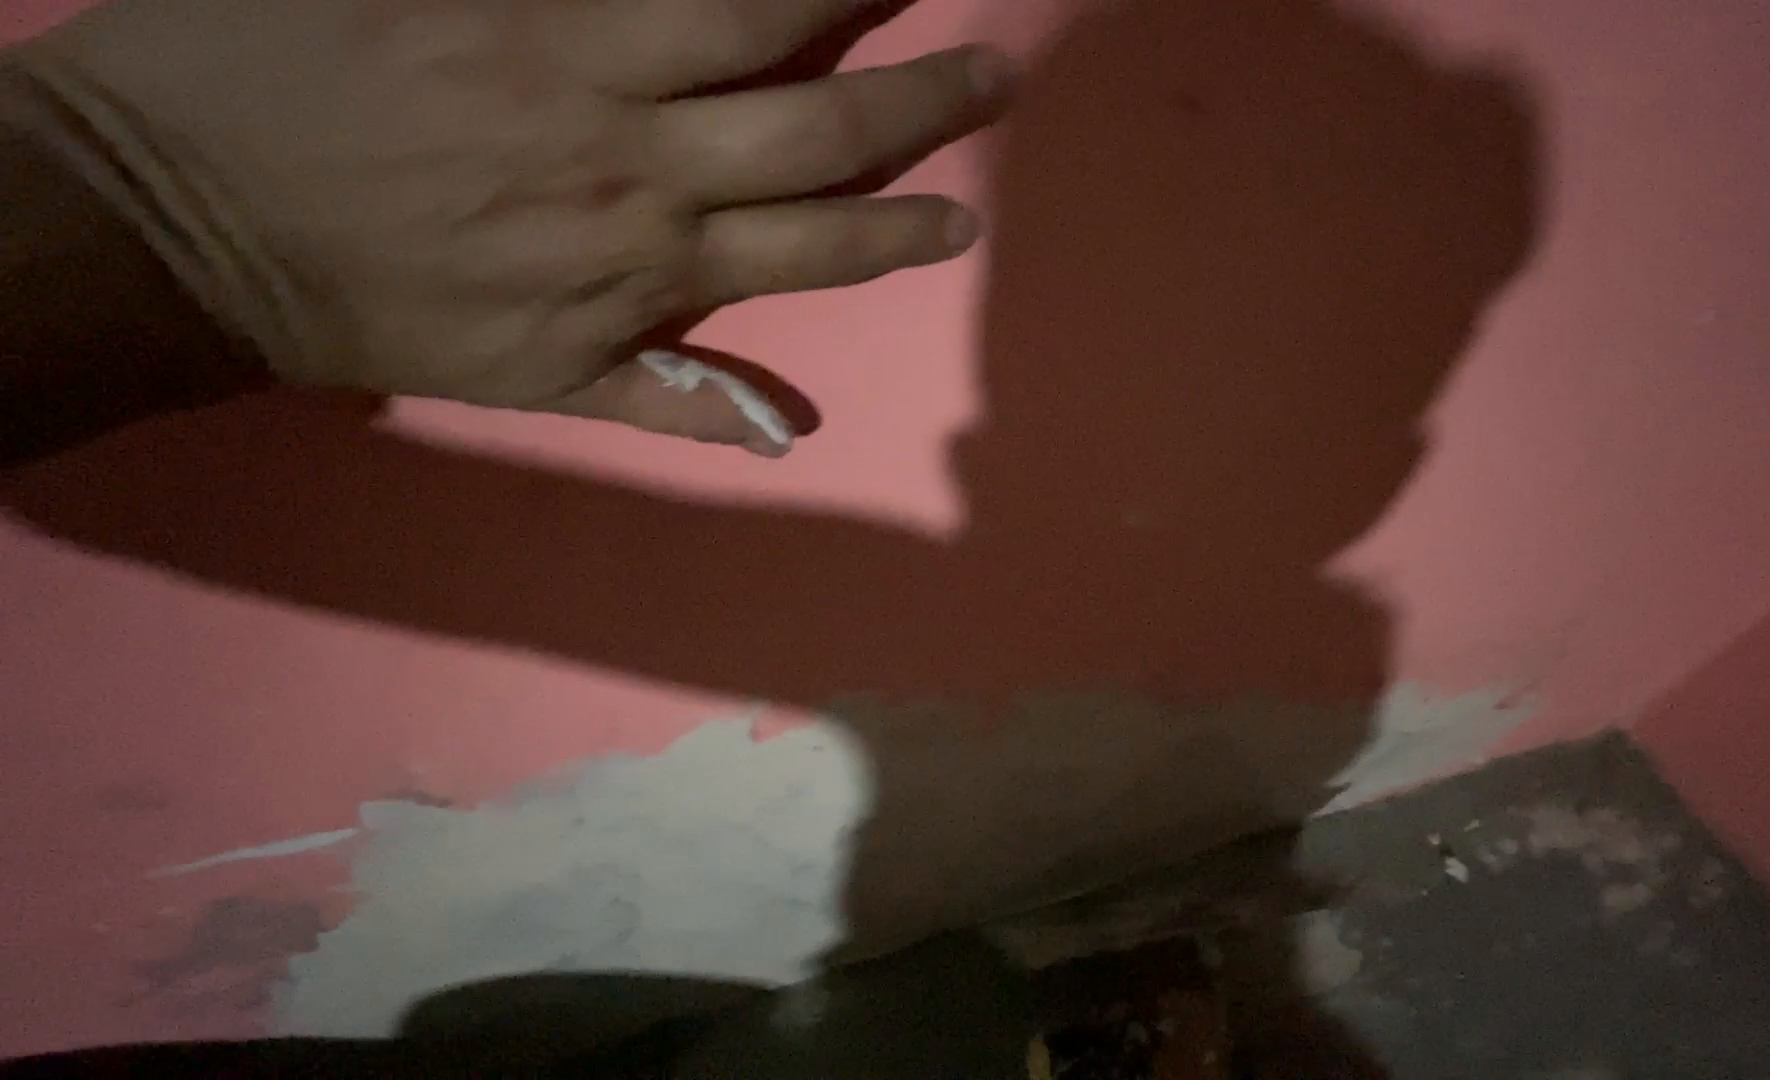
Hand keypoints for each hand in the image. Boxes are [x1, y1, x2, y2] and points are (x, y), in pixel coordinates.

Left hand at [6, 0, 1010, 455]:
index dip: (901, 235)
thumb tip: (783, 435)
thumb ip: (676, 401)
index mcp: (656, 264)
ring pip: (743, 11)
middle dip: (918, 101)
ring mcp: (572, 58)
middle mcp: (641, 161)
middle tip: (996, 68)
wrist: (195, 222)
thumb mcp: (548, 387)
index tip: (967, 219)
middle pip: (813, 125)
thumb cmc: (393, 318)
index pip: (816, 247)